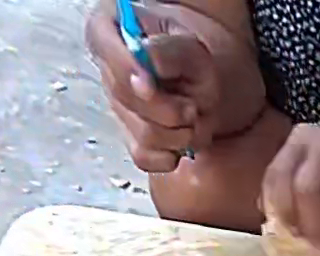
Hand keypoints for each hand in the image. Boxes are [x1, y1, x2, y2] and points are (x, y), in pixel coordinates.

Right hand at [85, 0, 219, 172]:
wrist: (214, 90)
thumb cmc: (197, 66)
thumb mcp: (191, 49)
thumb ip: (167, 53)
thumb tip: (144, 60)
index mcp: (110, 33)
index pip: (105, 50)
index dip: (129, 73)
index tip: (152, 86)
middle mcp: (108, 71)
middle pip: (126, 100)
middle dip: (171, 111)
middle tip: (195, 108)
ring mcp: (119, 108)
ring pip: (142, 133)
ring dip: (181, 134)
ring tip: (196, 121)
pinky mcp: (133, 140)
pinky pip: (145, 158)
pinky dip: (172, 156)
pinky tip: (186, 142)